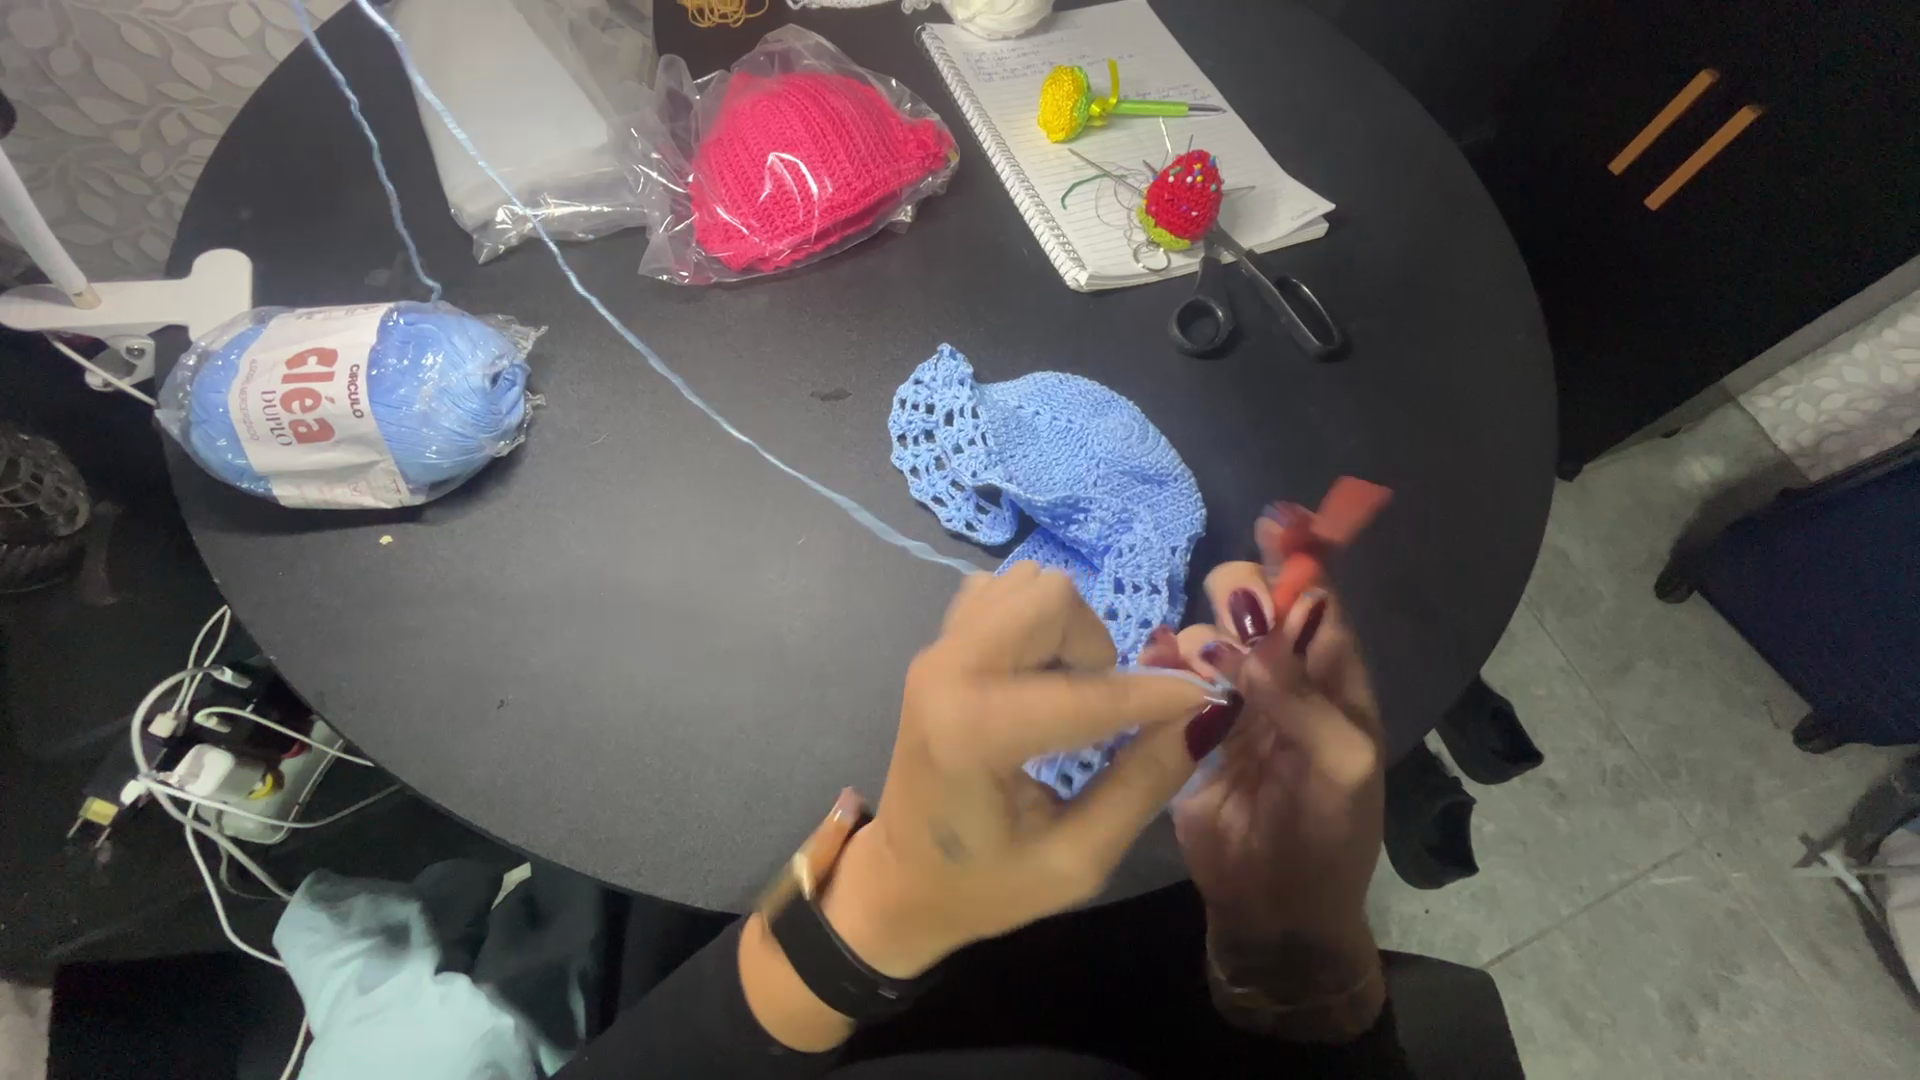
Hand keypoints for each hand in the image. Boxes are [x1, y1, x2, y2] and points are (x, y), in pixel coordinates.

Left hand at [743, 563, 1213, 1048]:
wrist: (898, 878)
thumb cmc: (984, 885)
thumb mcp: (1075, 861)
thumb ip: (1142, 785)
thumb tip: (1203, 717)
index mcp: (973, 734)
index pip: (1086, 693)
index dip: (1158, 694)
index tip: (1205, 698)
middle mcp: (948, 672)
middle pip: (1050, 596)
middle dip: (1095, 644)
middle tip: (1101, 702)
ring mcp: (937, 650)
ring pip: (1028, 585)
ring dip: (1066, 630)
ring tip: (1066, 691)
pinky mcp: (938, 645)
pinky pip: (1001, 593)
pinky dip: (1035, 620)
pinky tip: (1036, 674)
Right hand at [1137, 517, 1385, 1037]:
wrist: (1269, 904)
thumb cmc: (1323, 837)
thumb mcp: (1339, 770)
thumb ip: (1305, 700)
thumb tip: (1255, 635)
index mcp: (1333, 682)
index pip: (1319, 603)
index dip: (1301, 560)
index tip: (1276, 521)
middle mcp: (1282, 679)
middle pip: (1257, 607)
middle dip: (1241, 600)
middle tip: (1226, 631)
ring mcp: (1231, 700)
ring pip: (1207, 635)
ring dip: (1196, 638)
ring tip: (1189, 671)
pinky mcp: (1187, 722)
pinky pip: (1170, 672)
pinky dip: (1160, 659)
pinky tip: (1153, 669)